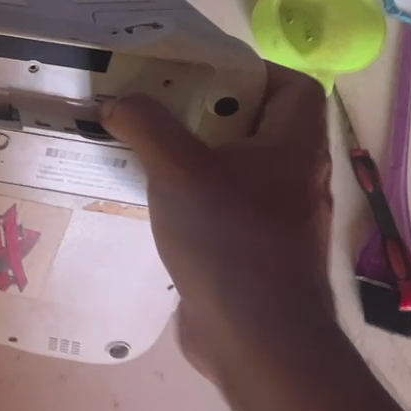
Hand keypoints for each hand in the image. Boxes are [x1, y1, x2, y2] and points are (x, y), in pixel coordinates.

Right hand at [103, 63, 333, 374]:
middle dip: (206, 108)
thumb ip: (144, 124)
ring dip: (192, 149)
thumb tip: (116, 101)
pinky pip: (222, 201)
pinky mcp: (253, 249)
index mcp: (293, 149)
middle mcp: (292, 178)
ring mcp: (275, 217)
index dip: (255, 70)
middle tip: (156, 100)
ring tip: (144, 142)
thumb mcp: (176, 168)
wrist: (257, 339)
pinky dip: (190, 189)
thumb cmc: (228, 239)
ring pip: (235, 165)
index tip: (201, 70)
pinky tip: (152, 194)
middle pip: (257, 124)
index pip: (295, 88)